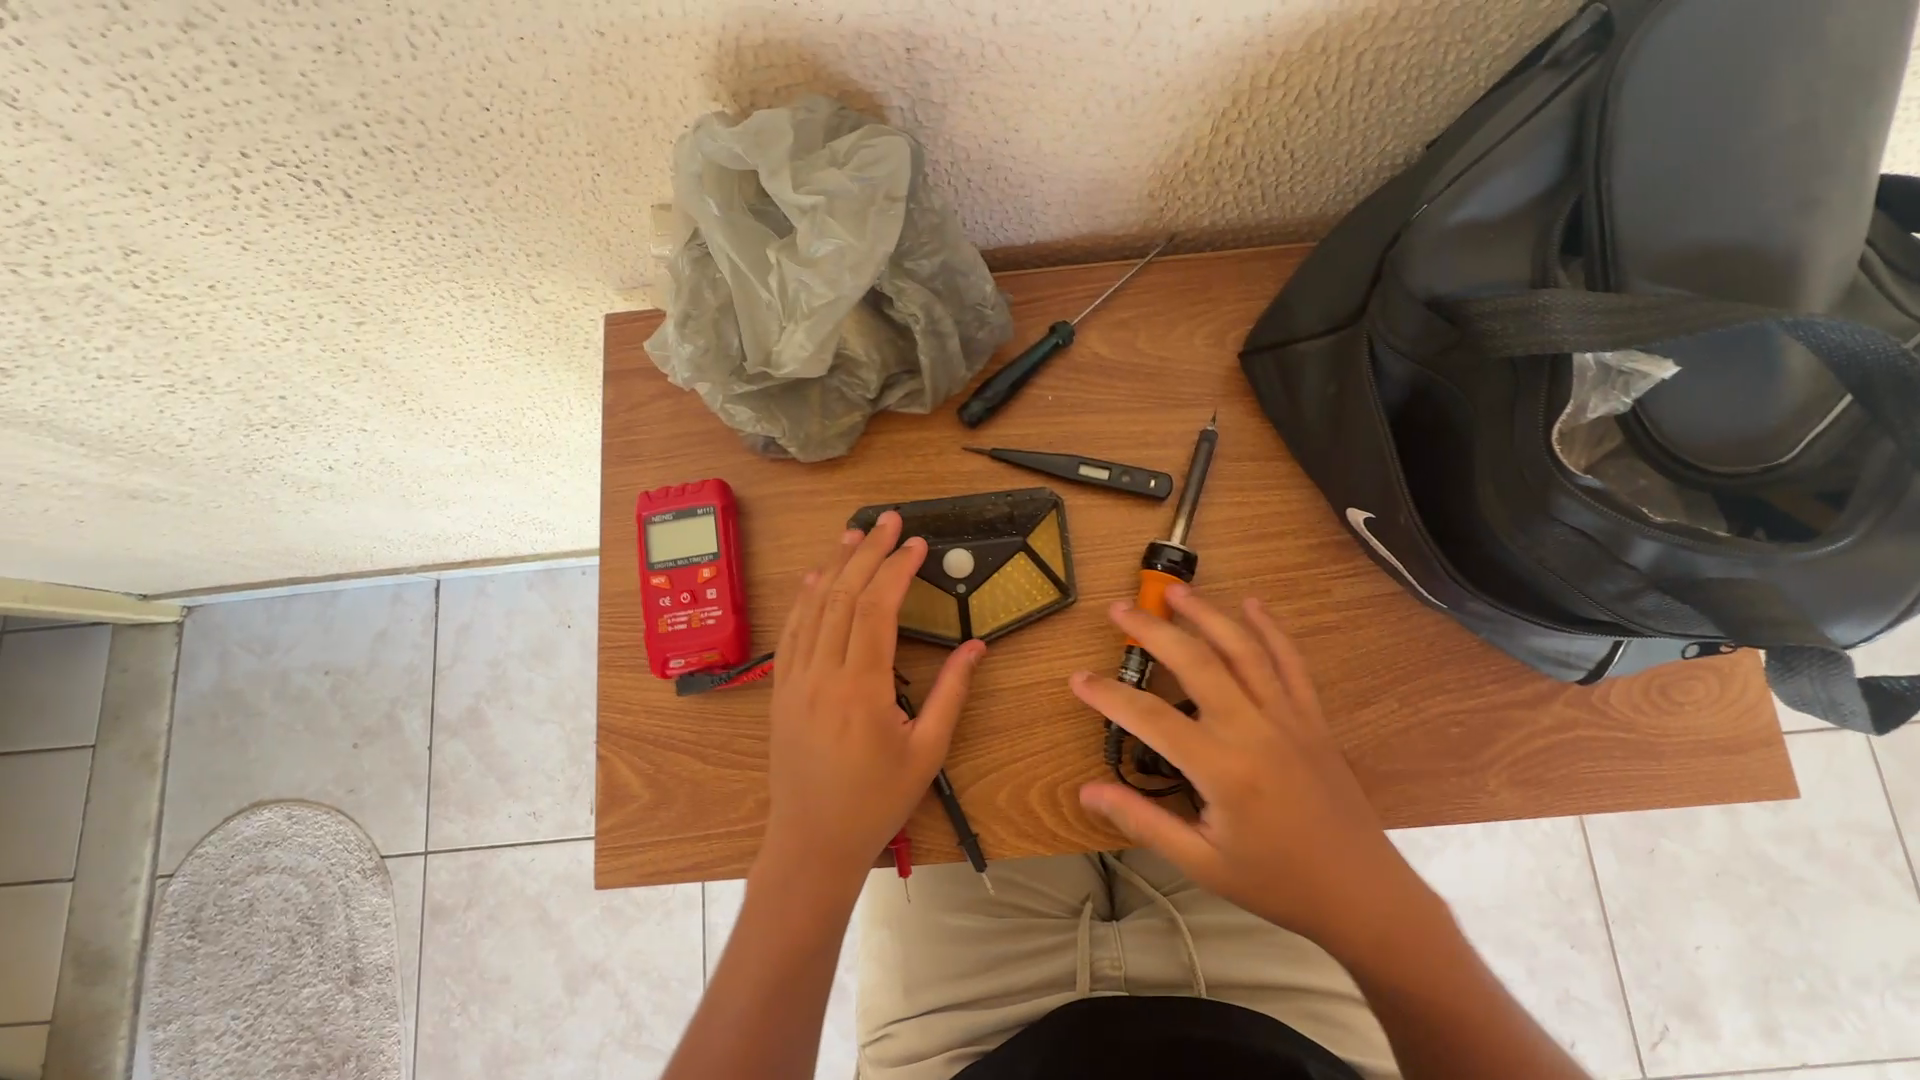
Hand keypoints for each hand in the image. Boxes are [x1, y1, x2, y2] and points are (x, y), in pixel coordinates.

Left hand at [762, 511, 985, 881]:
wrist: (813, 841)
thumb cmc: (876, 801)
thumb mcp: (927, 752)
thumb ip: (953, 693)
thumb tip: (976, 646)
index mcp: (862, 688)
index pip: (877, 608)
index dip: (897, 569)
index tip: (916, 543)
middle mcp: (822, 674)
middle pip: (843, 595)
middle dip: (868, 552)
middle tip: (888, 520)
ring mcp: (795, 680)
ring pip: (813, 607)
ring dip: (834, 566)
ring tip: (855, 534)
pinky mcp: (780, 690)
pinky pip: (791, 632)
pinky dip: (805, 599)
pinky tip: (816, 579)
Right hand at [1072, 584, 1434, 952]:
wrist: (1362, 894)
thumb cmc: (1277, 883)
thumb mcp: (1201, 864)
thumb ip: (1143, 822)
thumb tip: (1088, 792)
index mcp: (1222, 769)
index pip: (1151, 718)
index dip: (1109, 696)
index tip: (1078, 680)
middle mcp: (1254, 730)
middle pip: (1197, 663)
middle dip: (1154, 632)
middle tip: (1120, 610)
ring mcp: (1289, 718)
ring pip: (1243, 650)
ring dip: (1207, 614)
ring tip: (1176, 591)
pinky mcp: (1313, 719)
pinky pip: (1290, 663)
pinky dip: (1271, 630)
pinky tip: (1253, 605)